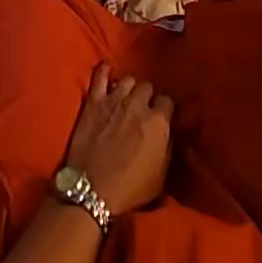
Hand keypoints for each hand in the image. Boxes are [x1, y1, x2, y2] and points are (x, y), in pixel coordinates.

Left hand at [65, 64, 173, 214]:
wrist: (92, 191)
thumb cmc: (130, 189)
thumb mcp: (160, 177)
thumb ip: (167, 149)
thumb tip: (170, 133)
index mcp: (158, 121)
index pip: (167, 102)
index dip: (164, 110)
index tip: (160, 117)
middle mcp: (139, 104)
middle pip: (147, 87)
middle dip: (146, 97)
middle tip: (142, 109)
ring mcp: (115, 99)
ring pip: (128, 80)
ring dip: (129, 89)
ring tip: (125, 98)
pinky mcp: (94, 101)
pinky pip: (100, 76)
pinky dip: (104, 72)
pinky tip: (107, 72)